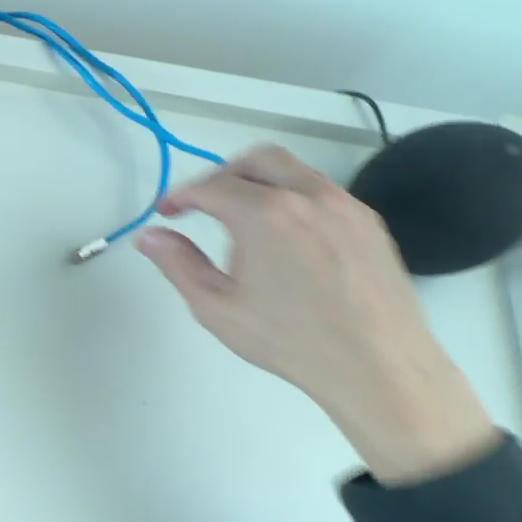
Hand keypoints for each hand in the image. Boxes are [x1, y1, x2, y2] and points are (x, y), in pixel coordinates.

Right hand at [135, 145, 500, 485]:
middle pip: (258, 159)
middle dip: (222, 176)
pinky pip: (322, 194)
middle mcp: (309, 196)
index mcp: (266, 214)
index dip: (181, 196)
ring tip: (240, 225)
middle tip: (201, 207)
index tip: (165, 214)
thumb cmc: (284, 337)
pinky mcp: (368, 222)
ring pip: (294, 172)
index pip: (212, 186)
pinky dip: (292, 201)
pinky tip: (282, 241)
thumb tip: (148, 236)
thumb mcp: (214, 305)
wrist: (373, 361)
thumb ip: (178, 263)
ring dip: (259, 185)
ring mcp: (346, 205)